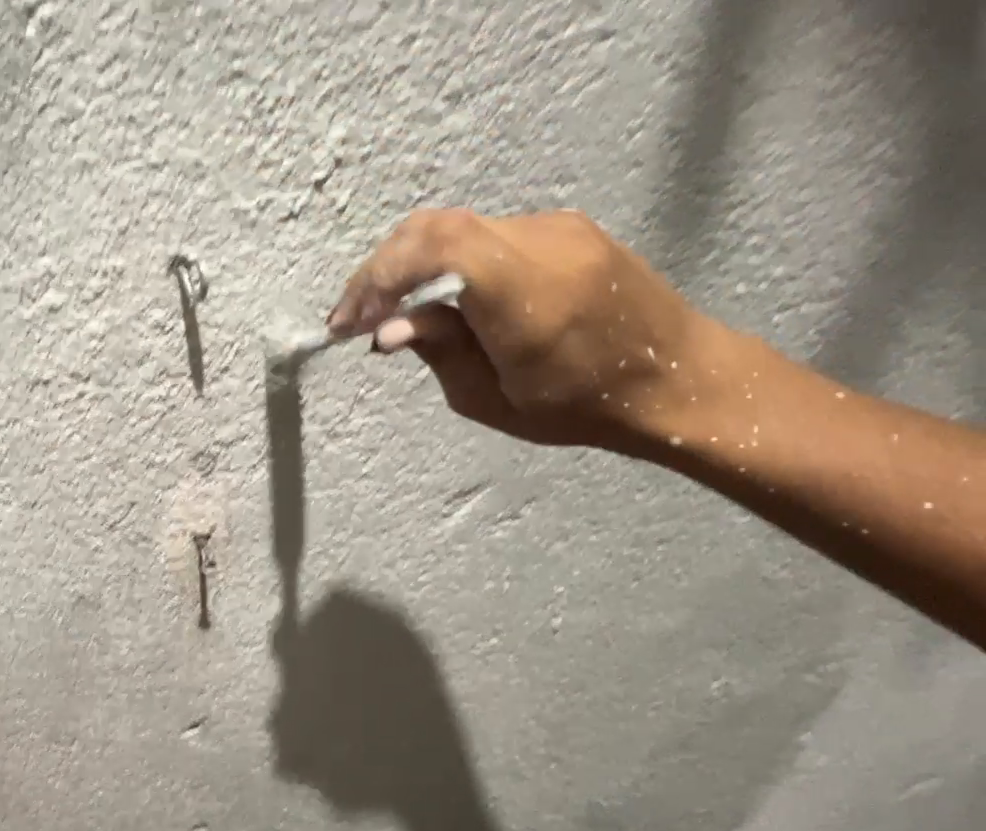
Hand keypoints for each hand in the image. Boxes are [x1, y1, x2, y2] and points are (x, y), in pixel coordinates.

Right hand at [327, 209, 723, 449]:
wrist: (678, 377)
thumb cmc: (582, 406)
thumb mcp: (492, 399)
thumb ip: (439, 352)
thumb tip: (386, 330)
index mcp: (529, 295)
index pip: (438, 247)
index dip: (380, 276)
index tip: (350, 322)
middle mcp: (544, 244)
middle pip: (436, 227)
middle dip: (381, 269)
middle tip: (352, 316)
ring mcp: (557, 228)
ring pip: (455, 228)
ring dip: (408, 264)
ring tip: (383, 311)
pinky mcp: (562, 229)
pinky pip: (483, 236)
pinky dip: (442, 261)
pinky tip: (431, 298)